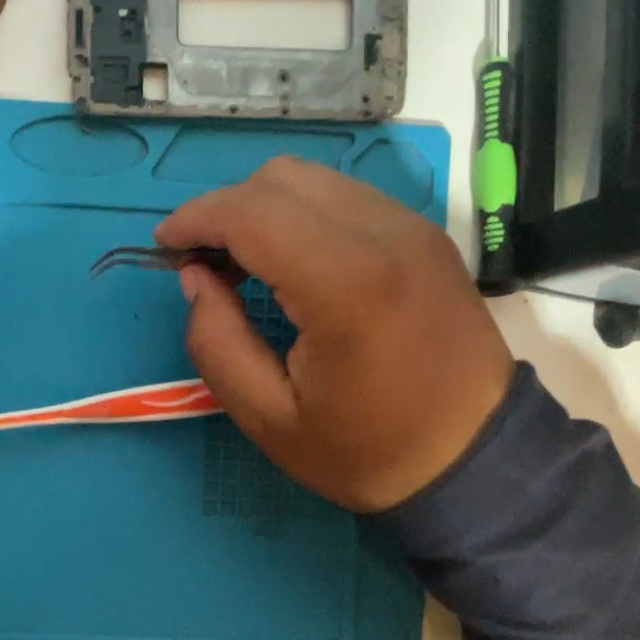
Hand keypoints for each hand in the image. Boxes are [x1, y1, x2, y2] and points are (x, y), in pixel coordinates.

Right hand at [159, 158, 515, 512]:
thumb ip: (217, 343)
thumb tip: (196, 278)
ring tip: (243, 266)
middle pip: (281, 179)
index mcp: (345, 284)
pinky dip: (303, 216)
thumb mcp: (269, 418)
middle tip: (203, 265)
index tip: (165, 248)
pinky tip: (291, 264)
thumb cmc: (366, 451)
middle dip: (226, 210)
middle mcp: (384, 235)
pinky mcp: (426, 237)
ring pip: (315, 180)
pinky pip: (347, 199)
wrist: (474, 460)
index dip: (195, 219)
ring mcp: (412, 229)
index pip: (252, 212)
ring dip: (264, 209)